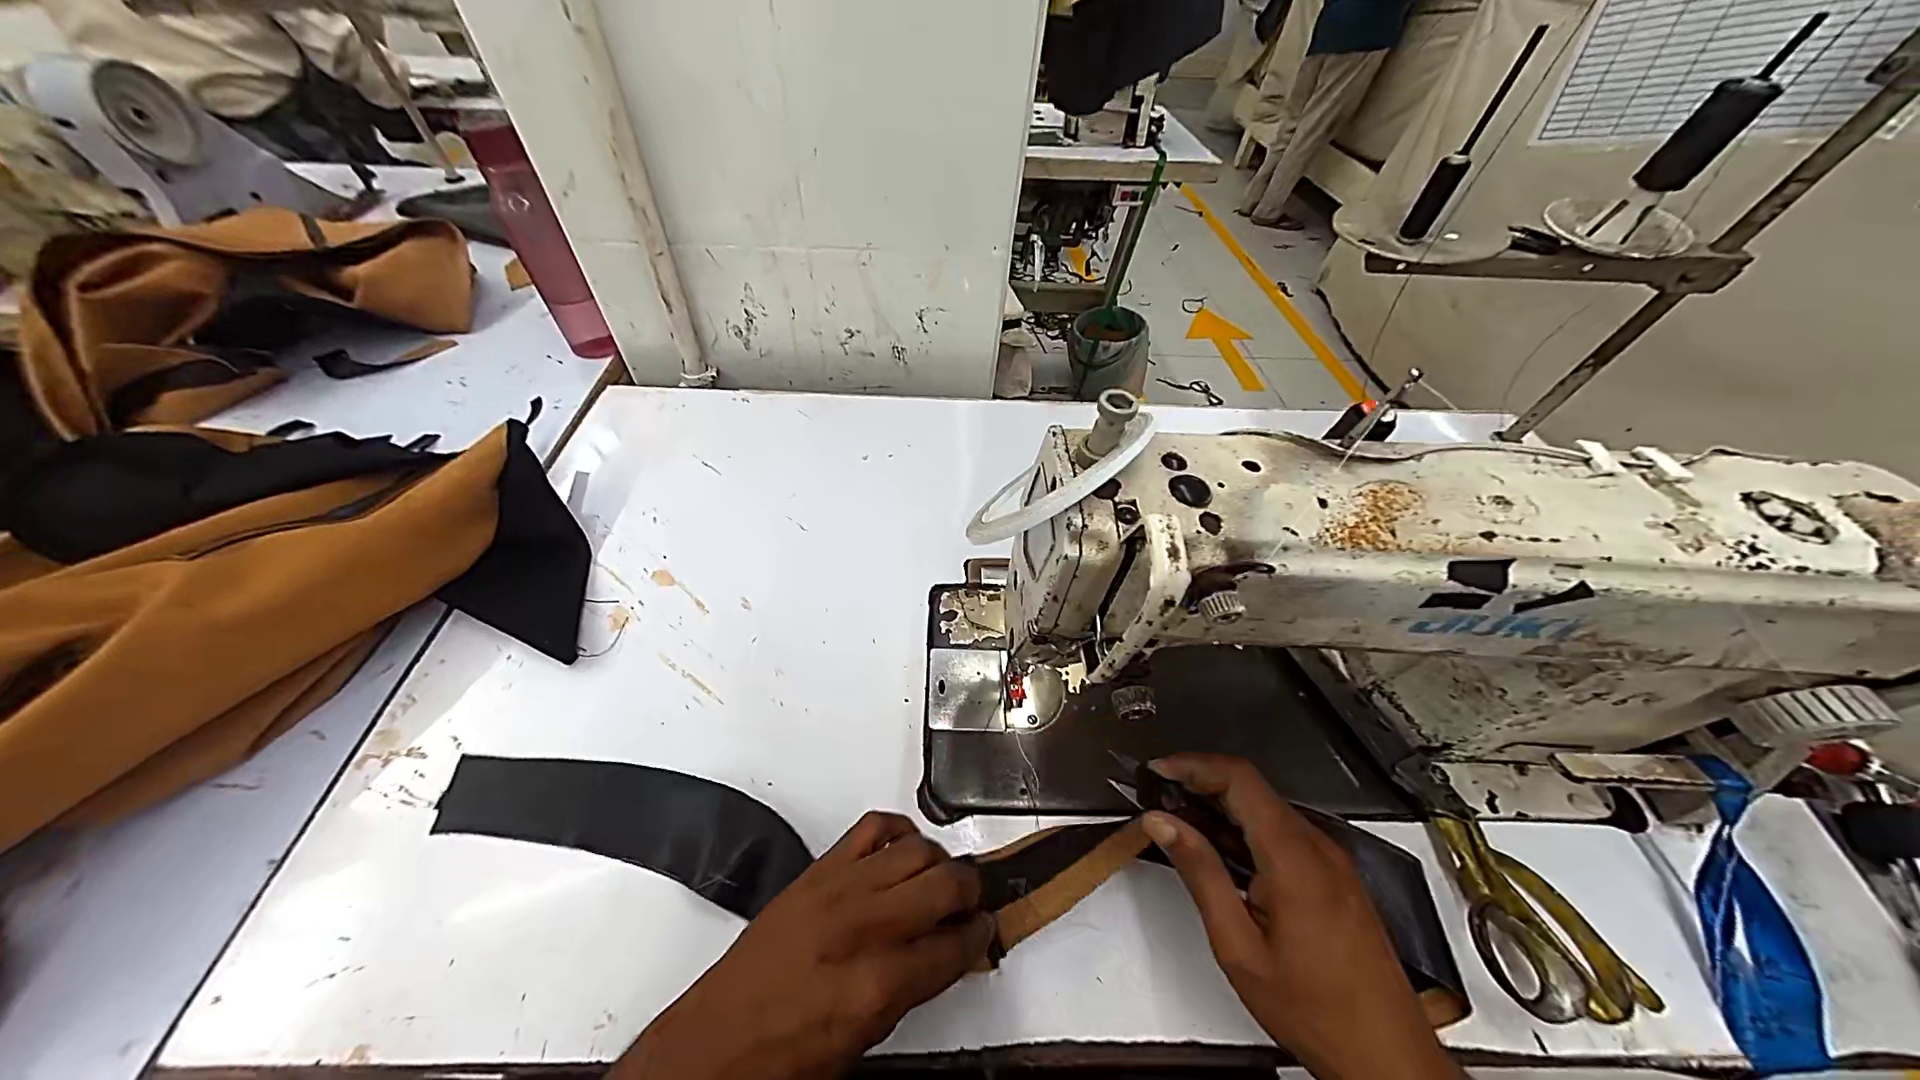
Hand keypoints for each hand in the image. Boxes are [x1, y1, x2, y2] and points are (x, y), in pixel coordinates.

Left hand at [613, 811, 992, 1079]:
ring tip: (939, 878)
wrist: (716, 1042)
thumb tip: (947, 953)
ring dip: (938, 862)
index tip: (984, 929)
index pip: (955, 944)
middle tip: (970, 903)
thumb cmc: (782, 1054)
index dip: (979, 935)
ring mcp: (837, 890)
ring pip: (916, 848)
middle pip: (945, 883)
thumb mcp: (865, 1038)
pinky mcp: (816, 871)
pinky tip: (902, 848)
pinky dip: (897, 831)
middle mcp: (861, 926)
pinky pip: (871, 828)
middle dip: (970, 892)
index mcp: (877, 984)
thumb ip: (913, 986)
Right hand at [1141, 754, 1462, 1079]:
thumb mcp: (1238, 945)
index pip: (1238, 777)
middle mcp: (1318, 847)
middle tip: (1161, 797)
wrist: (1388, 1058)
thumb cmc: (1318, 1011)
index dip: (1192, 764)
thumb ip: (1200, 872)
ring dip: (1222, 804)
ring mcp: (1332, 859)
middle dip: (1200, 781)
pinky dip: (1246, 826)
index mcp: (1293, 857)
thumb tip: (1163, 824)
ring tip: (1182, 823)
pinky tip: (1222, 850)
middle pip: (1251, 785)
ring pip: (1267, 806)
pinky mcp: (1336, 873)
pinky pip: (1284, 829)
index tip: (1159, 770)